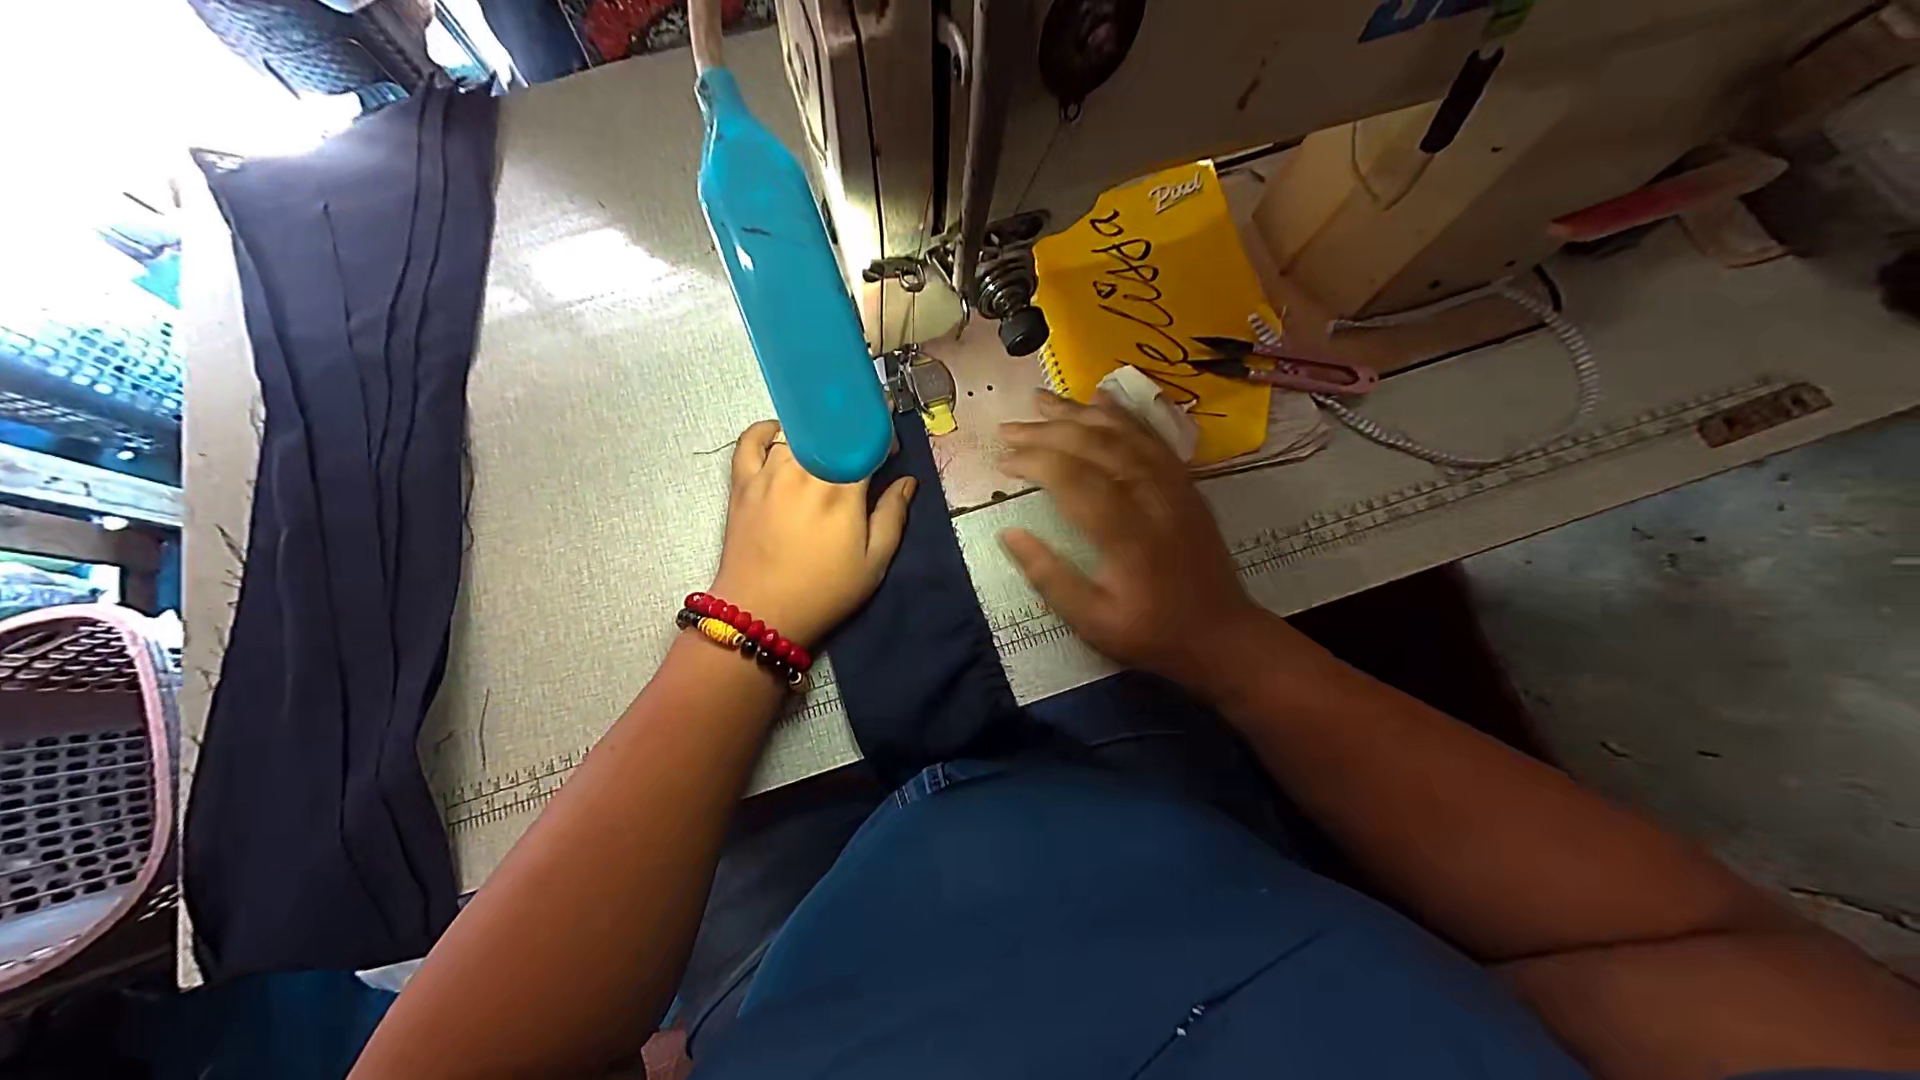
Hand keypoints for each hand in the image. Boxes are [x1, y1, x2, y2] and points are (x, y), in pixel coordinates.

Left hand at [709, 421, 914, 647]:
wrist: (760, 614)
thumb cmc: (825, 592)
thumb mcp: (874, 563)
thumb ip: (893, 516)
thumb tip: (906, 482)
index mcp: (842, 490)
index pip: (865, 440)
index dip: (881, 435)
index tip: (888, 446)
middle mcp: (804, 471)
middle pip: (831, 429)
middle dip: (852, 430)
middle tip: (860, 450)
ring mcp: (768, 473)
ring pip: (796, 431)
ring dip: (818, 433)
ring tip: (828, 451)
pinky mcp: (742, 482)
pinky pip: (750, 440)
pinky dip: (767, 431)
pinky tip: (781, 437)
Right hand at [997, 391, 1274, 691]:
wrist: (1222, 634)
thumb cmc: (1152, 633)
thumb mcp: (1092, 622)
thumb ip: (1050, 578)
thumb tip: (1009, 534)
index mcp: (1127, 536)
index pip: (1074, 480)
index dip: (1034, 462)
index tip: (1002, 461)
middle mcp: (1153, 498)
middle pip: (1096, 446)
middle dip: (1047, 431)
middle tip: (1008, 428)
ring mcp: (1173, 486)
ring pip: (1123, 434)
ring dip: (1078, 413)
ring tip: (1041, 399)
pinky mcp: (1185, 484)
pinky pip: (1152, 437)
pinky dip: (1122, 414)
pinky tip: (1100, 398)